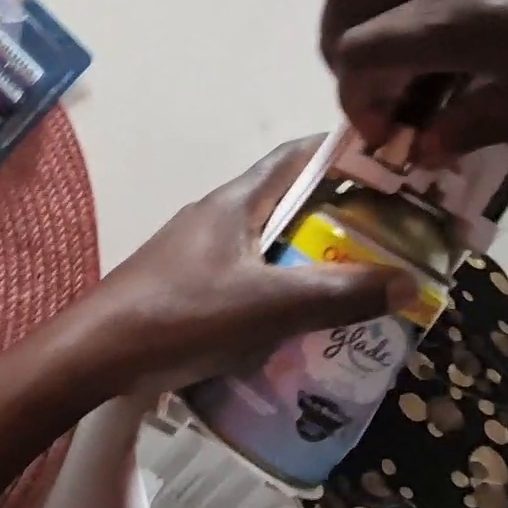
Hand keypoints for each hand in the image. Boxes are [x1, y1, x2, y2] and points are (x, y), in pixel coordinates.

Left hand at [63, 137, 415, 394]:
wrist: (97, 352)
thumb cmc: (182, 315)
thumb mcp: (268, 305)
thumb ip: (338, 293)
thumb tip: (410, 282)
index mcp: (233, 202)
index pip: (294, 158)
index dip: (341, 155)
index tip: (392, 168)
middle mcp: (215, 217)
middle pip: (286, 204)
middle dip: (337, 218)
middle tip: (390, 242)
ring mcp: (196, 252)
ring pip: (266, 245)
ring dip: (308, 260)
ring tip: (358, 286)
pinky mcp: (185, 286)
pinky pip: (245, 278)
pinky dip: (278, 291)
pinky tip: (299, 323)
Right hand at [321, 0, 507, 163]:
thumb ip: (478, 124)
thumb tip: (426, 145)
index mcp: (466, 16)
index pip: (360, 51)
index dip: (354, 100)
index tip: (384, 136)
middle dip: (340, 42)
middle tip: (375, 89)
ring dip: (387, 19)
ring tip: (429, 72)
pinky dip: (434, 2)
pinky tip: (488, 41)